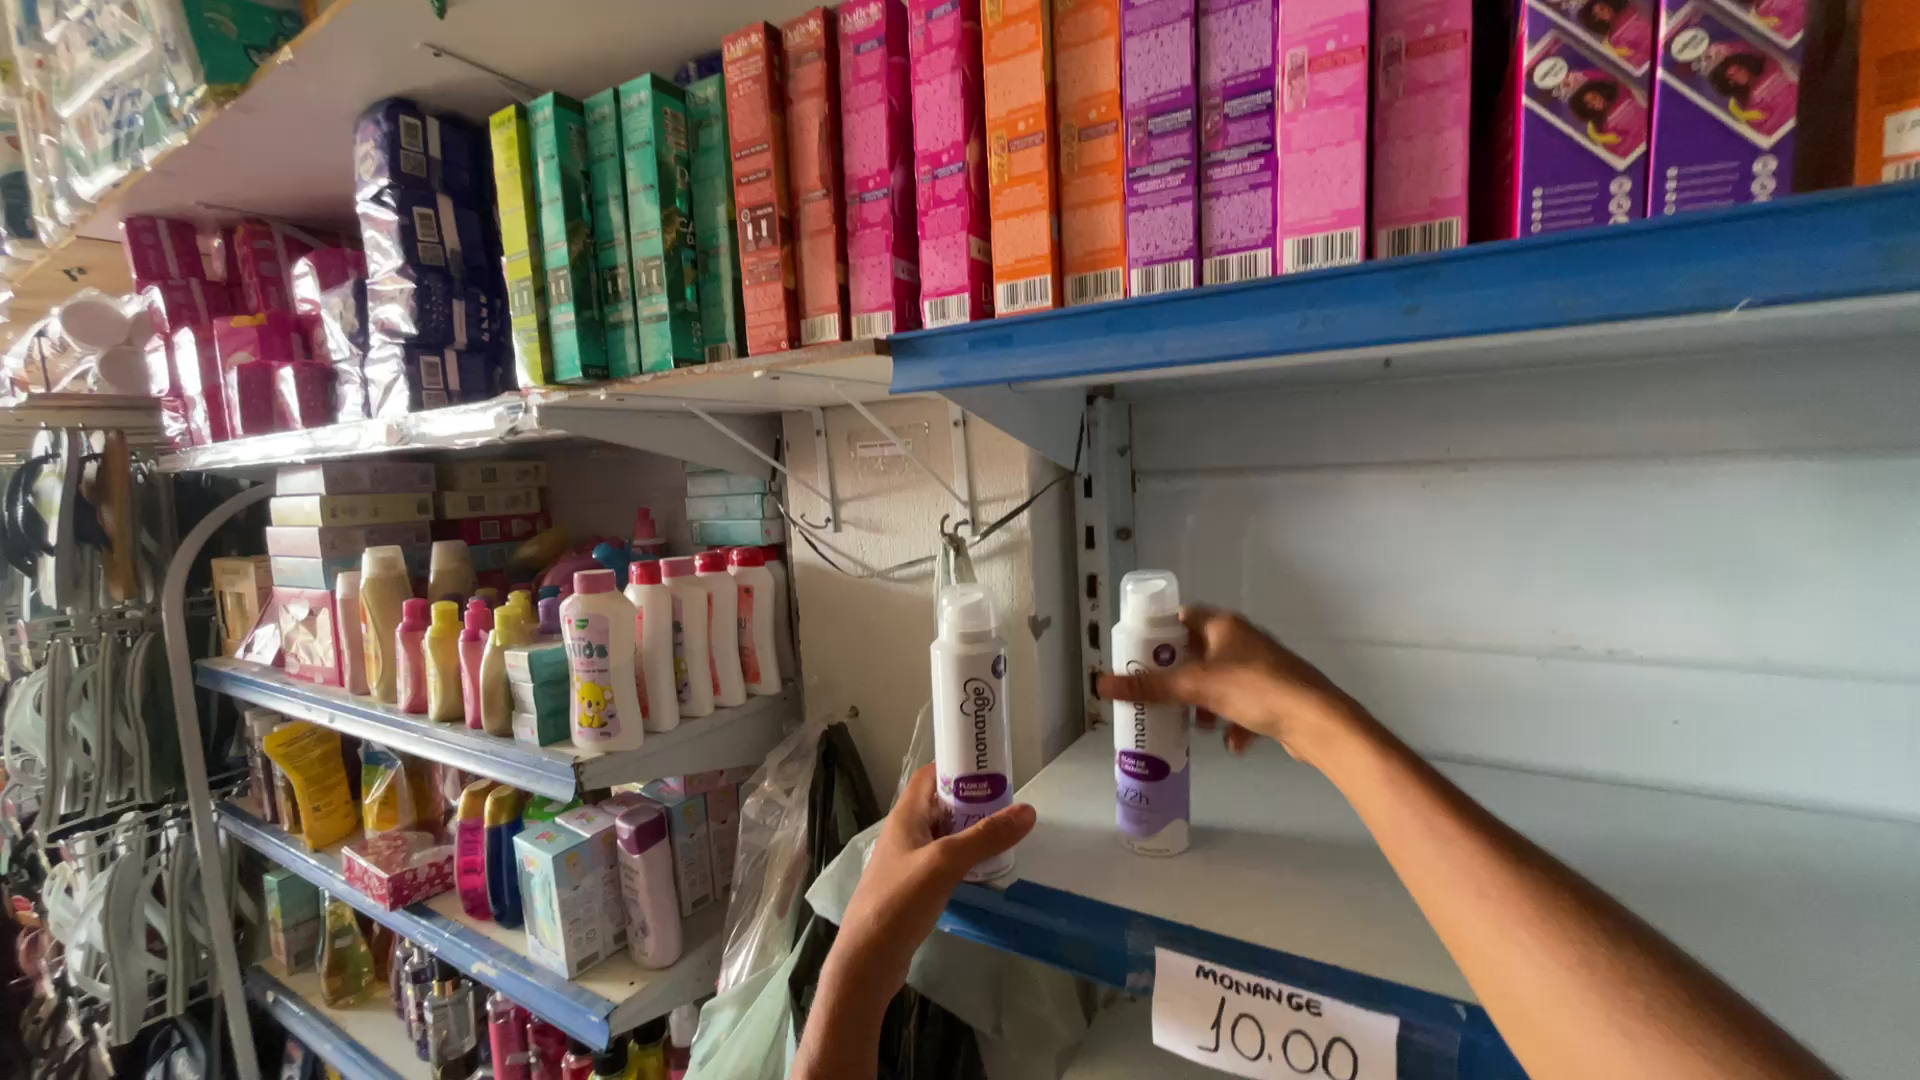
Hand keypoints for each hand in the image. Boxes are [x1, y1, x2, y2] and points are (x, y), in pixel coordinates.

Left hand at [834, 763, 1036, 991]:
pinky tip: (984, 868)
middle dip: (972, 800)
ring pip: (944, 832)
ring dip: (970, 830)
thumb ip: (985, 837)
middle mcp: (906, 831)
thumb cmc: (900, 900)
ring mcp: (909, 860)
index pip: (931, 774)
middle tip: (1007, 805)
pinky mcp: (914, 885)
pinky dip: (964, 857)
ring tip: (1003, 834)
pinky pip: (943, 859)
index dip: (958, 767)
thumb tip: (1027, 810)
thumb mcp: (946, 862)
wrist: (868, 960)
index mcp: (906, 815)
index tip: (992, 770)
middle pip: (941, 802)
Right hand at [1096, 605, 1375, 766]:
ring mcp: (1263, 667)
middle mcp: (1243, 640)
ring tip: (1197, 726)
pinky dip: (1234, 723)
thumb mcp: (1195, 687)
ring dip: (1206, 705)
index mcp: (1223, 625)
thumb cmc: (1255, 690)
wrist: (1318, 722)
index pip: (1181, 617)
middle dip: (1180, 678)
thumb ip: (1149, 687)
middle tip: (1160, 694)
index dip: (1159, 634)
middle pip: (1198, 653)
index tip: (1140, 656)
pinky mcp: (1278, 694)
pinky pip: (1245, 705)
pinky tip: (1231, 743)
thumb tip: (1100, 683)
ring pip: (1221, 682)